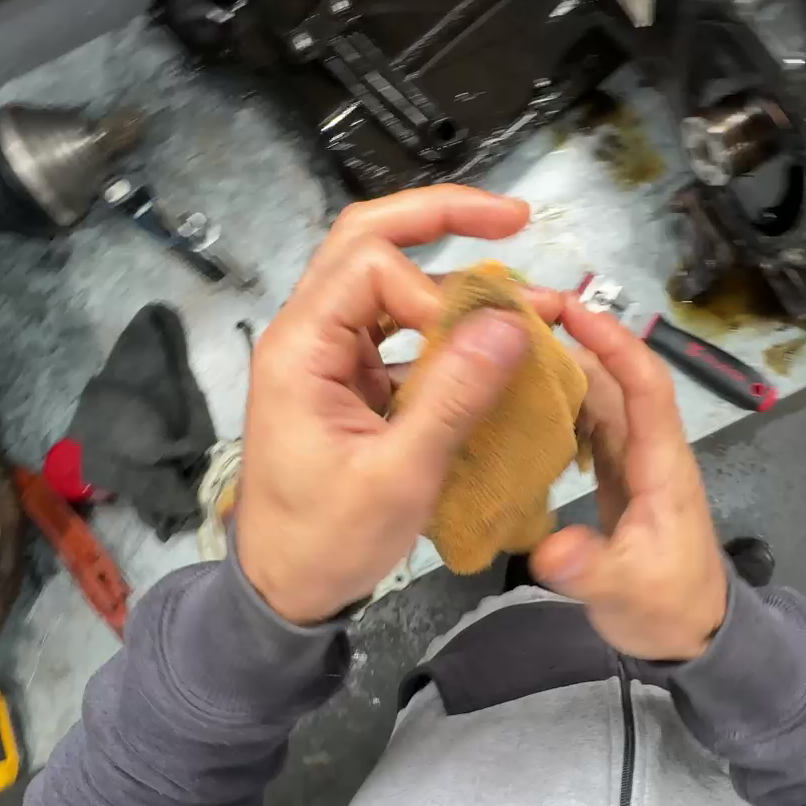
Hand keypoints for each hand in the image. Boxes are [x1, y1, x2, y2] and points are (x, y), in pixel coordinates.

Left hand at [236, 186, 560, 624]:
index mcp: (302, 348)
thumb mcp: (398, 475)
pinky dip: (445, 326)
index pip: (371, 266)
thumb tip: (511, 323)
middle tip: (513, 218)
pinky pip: (397, 331)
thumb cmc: (328, 540)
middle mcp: (309, 335)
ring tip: (519, 279)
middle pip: (368, 241)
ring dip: (450, 273)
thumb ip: (453, 395)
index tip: (474, 347)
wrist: (287, 588)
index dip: (433, 292)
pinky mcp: (347, 380)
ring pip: (385, 280)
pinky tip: (490, 339)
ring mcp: (327, 356)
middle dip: (441, 218)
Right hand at [531, 299, 728, 660]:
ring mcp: (634, 461)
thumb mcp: (629, 593)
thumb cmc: (670, 608)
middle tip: (517, 323)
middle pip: (616, 380)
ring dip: (563, 370)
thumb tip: (550, 548)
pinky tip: (522, 405)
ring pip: (601, 398)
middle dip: (575, 343)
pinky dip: (558, 405)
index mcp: (662, 465)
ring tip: (509, 354)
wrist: (693, 633)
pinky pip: (588, 425)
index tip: (571, 309)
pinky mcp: (618, 475)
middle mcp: (650, 450)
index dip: (613, 342)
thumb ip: (592, 569)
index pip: (646, 385)